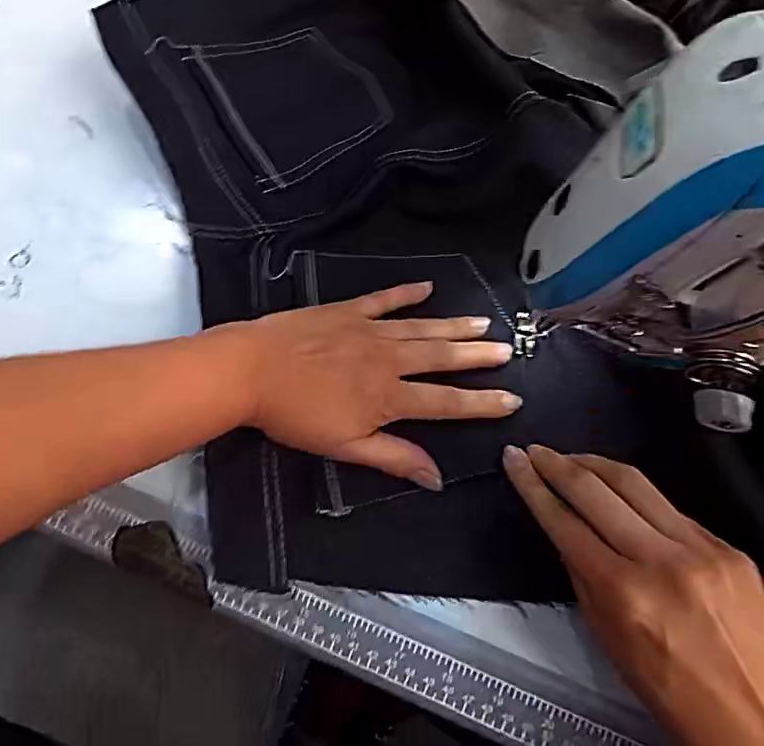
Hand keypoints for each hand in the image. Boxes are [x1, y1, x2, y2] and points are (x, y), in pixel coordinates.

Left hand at [211, 282, 518, 489]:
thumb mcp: (344, 447)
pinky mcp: (349, 310)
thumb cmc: (295, 416)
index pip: (446, 402)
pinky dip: (406, 293)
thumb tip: (436, 477)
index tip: (511, 399)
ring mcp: (370, 330)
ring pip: (422, 327)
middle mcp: (389, 359)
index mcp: (389, 396)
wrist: (252, 369)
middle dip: (477, 355)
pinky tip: (427, 287)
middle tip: (507, 348)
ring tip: (483, 321)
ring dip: (454, 325)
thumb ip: (393, 458)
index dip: (481, 403)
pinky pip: (384, 300)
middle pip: (442, 357)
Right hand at [503, 446, 763, 745]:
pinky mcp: (727, 546)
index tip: (516, 463)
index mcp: (626, 596)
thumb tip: (566, 536)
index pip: (565, 522)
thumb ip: (586, 585)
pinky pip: (672, 508)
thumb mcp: (615, 650)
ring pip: (635, 482)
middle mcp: (662, 561)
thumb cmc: (682, 703)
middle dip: (557, 462)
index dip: (533, 487)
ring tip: (573, 458)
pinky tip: (627, 498)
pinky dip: (640, 498)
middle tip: (536, 449)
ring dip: (596, 463)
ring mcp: (699, 548)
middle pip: (596, 489)